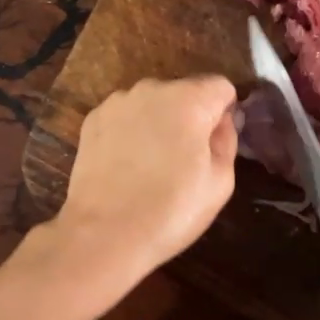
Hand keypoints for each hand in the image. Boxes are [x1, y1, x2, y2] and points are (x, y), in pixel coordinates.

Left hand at [54, 75, 238, 281]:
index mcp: (189, 99)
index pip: (220, 86)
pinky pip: (125, 116)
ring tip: (151, 165)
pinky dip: (130, 131)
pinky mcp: (94, 117)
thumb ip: (226, 139)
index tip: (215, 143)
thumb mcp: (220, 182)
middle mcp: (152, 88)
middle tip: (184, 160)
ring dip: (158, 122)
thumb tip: (220, 120)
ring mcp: (118, 101)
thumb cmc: (170, 210)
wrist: (103, 233)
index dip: (224, 112)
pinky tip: (126, 165)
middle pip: (184, 92)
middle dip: (190, 117)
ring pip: (152, 103)